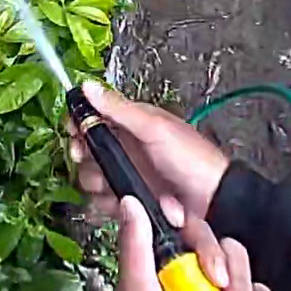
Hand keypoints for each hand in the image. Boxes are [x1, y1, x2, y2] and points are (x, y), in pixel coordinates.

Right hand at [69, 82, 230, 221]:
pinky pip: (104, 200)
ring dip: (97, 181)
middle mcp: (125, 146)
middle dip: (84, 157)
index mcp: (129, 122)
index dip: (79, 124)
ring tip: (113, 185)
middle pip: (86, 148)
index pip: (92, 116)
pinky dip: (106, 202)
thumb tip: (88, 86)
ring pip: (92, 175)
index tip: (75, 133)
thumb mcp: (153, 127)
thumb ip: (118, 108)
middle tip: (90, 161)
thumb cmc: (191, 158)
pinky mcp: (130, 198)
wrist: (216, 204)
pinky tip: (119, 202)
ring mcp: (127, 173)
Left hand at [114, 194, 285, 290]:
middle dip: (215, 255)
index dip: (178, 219)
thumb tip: (128, 204)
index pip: (169, 229)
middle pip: (207, 239)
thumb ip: (136, 252)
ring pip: (239, 264)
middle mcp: (188, 286)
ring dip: (244, 288)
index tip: (179, 217)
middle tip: (216, 280)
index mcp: (156, 277)